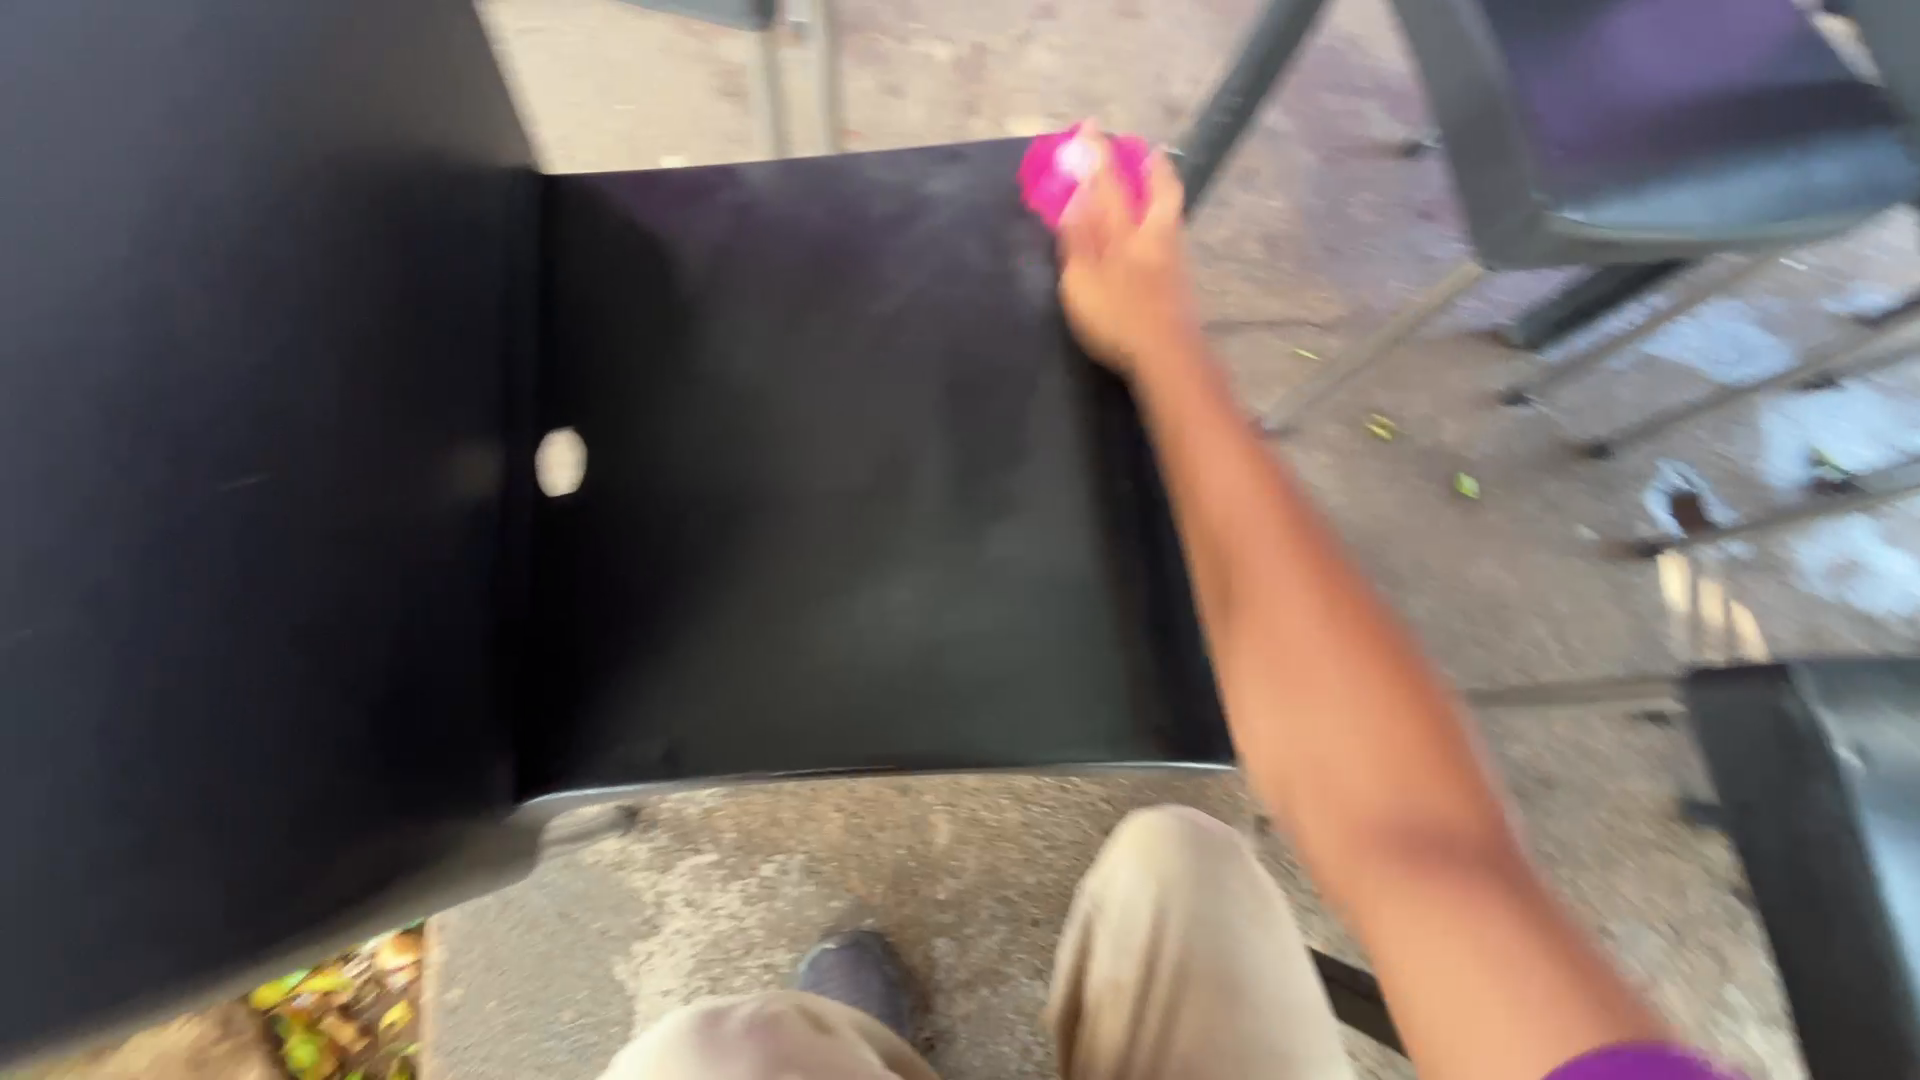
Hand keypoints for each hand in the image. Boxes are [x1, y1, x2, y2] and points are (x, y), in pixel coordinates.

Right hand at [1056, 128, 1201, 381]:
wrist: (1168, 355)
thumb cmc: (1118, 318)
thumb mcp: (1082, 281)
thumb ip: (1077, 240)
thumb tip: (1074, 198)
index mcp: (1125, 233)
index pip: (1108, 183)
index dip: (1097, 155)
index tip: (1090, 126)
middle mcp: (1155, 237)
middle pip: (1160, 191)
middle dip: (1151, 167)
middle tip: (1148, 150)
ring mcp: (1174, 260)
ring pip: (1171, 213)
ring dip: (1163, 192)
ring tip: (1156, 184)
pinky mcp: (1181, 285)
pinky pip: (1172, 238)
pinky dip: (1164, 224)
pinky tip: (1157, 235)